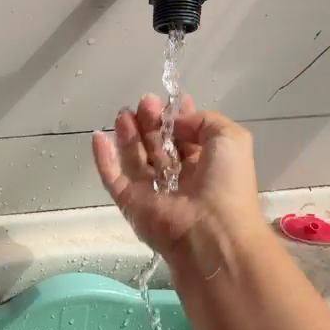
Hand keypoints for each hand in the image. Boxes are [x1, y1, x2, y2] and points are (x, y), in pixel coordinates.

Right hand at [92, 94, 265, 271]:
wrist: (210, 230)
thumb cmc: (226, 183)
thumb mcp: (231, 138)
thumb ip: (205, 120)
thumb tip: (176, 121)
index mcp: (205, 166)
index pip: (186, 139)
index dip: (177, 118)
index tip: (169, 99)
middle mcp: (178, 179)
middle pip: (158, 146)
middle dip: (151, 122)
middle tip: (145, 102)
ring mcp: (152, 193)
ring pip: (135, 160)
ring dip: (128, 135)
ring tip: (124, 113)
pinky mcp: (131, 204)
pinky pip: (113, 179)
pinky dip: (104, 159)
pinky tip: (98, 137)